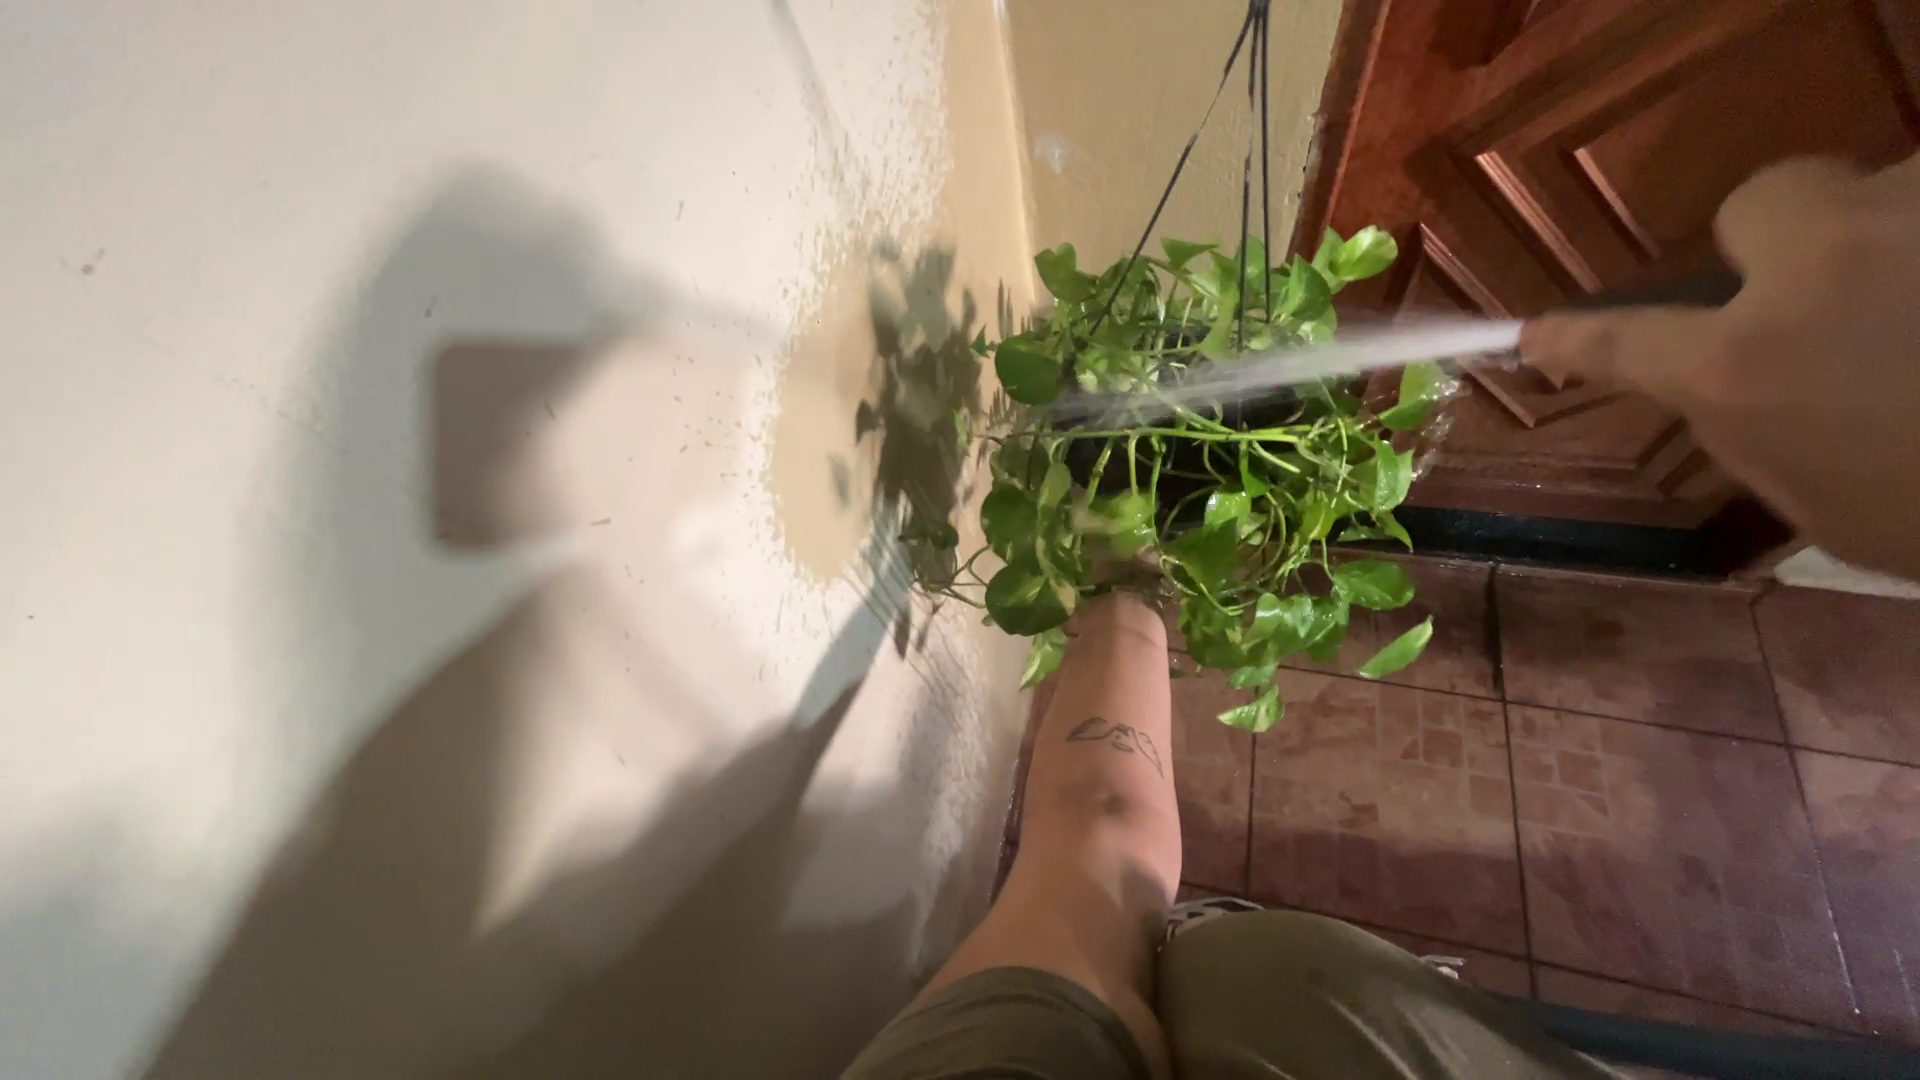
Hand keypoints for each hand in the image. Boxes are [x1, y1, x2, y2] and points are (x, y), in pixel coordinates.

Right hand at [1519, 154, 1919, 578]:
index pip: (1619, 341)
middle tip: (1827, 284)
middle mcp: (1824, 270)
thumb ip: (1756, 423)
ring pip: (1901, 186)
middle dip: (1783, 232)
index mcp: (1745, 365)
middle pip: (1769, 193)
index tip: (1538, 336)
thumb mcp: (1818, 500)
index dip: (1572, 340)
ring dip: (1902, 234)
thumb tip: (1736, 379)